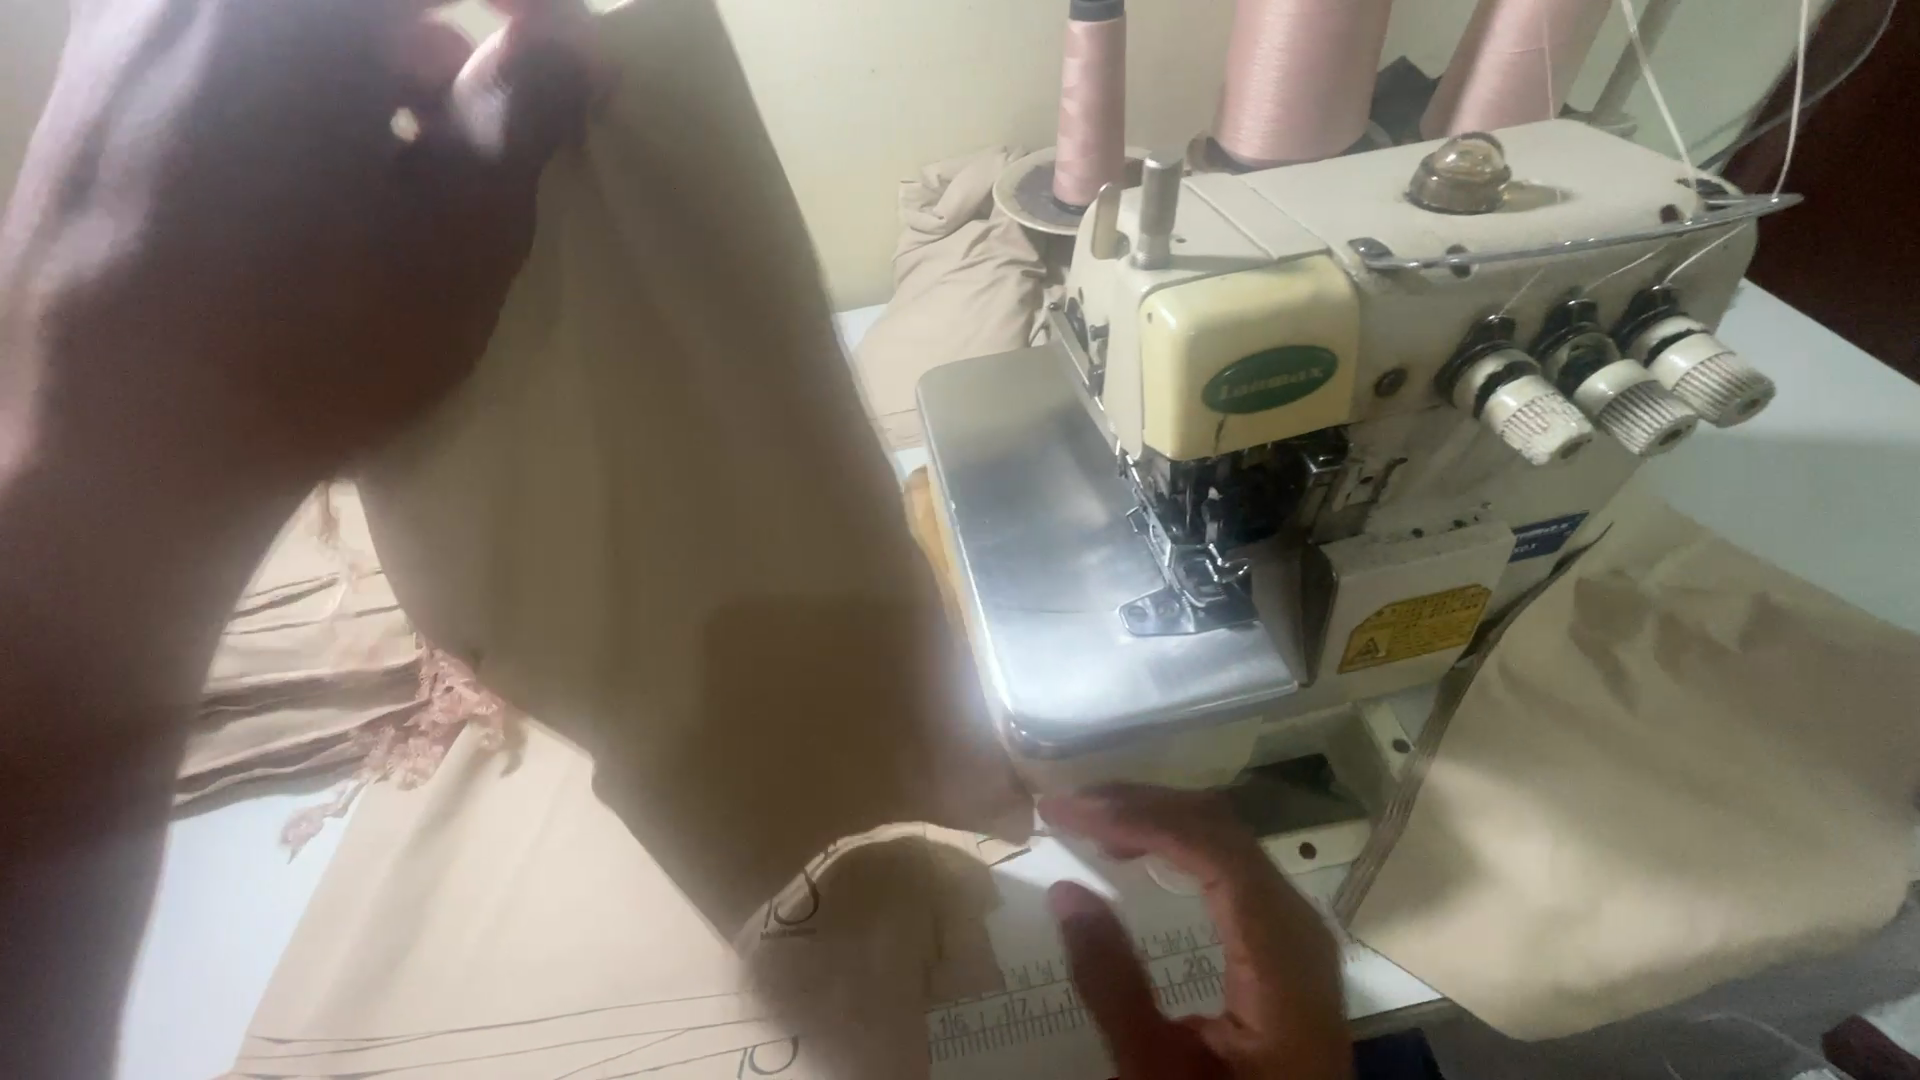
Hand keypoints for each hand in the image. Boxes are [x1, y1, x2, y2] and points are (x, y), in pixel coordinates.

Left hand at [0, 0, 595, 498]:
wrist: (130, 423)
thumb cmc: (332, 328)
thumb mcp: (468, 227)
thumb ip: (527, 111)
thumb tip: (582, 44)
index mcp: (297, 13)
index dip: (535, 6)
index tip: (580, 71)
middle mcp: (202, 0)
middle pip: (377, 7)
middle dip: (455, 53)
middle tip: (493, 144)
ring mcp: (138, 33)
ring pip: (309, 30)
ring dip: (389, 81)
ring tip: (413, 188)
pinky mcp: (109, 87)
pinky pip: (246, 57)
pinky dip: (321, 100)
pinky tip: (331, 200)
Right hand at [1040, 785, 1351, 1079]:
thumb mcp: (1159, 1071)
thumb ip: (1113, 985)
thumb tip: (1065, 891)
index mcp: (1281, 964)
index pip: (1216, 854)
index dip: (1142, 819)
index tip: (1072, 811)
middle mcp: (1298, 927)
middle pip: (1220, 829)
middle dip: (1139, 805)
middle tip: (1071, 807)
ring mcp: (1294, 925)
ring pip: (1224, 834)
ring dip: (1155, 815)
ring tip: (1091, 820)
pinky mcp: (1281, 930)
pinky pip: (1228, 857)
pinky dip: (1176, 838)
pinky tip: (1136, 848)